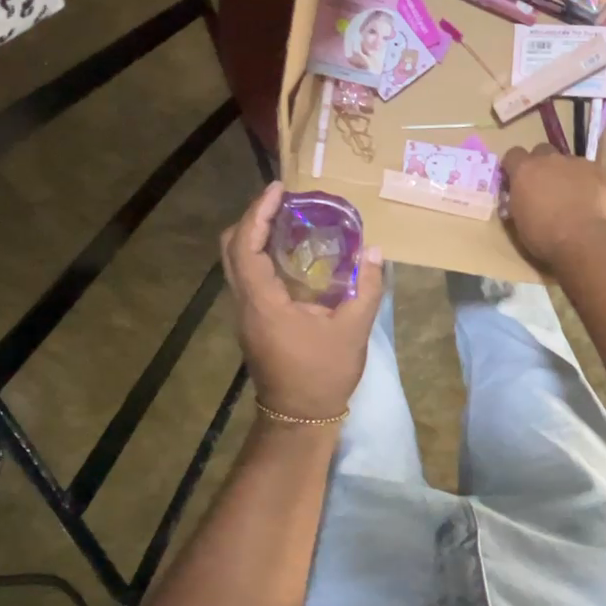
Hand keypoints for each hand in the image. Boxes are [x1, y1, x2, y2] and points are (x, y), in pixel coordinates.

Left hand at [220, 181, 384, 420]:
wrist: (299, 417)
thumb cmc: (323, 374)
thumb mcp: (353, 330)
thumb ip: (367, 288)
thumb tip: (375, 250)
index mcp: (263, 302)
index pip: (246, 245)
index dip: (258, 212)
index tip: (279, 189)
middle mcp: (245, 303)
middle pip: (231, 248)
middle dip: (252, 218)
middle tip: (283, 201)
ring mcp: (245, 313)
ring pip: (235, 262)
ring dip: (254, 235)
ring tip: (288, 220)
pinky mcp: (253, 321)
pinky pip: (247, 276)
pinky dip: (261, 255)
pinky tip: (291, 253)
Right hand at [500, 144, 605, 271]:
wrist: (585, 241)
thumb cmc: (545, 237)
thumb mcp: (519, 223)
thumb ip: (518, 202)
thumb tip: (521, 199)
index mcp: (524, 171)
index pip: (513, 155)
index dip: (514, 167)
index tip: (516, 181)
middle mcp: (549, 159)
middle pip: (542, 151)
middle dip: (541, 165)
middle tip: (544, 186)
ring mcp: (576, 162)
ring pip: (567, 161)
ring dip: (566, 174)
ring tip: (572, 197)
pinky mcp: (599, 171)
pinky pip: (589, 171)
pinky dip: (587, 181)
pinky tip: (590, 200)